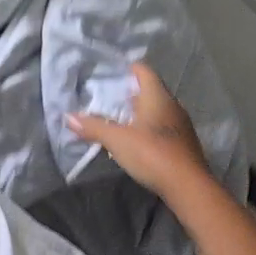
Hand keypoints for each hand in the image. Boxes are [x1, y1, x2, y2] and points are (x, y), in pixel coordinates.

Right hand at [67, 62, 211, 194]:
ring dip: (137, 112)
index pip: (144, 72)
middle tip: (106, 98)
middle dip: (128, 93)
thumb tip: (68, 117)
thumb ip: (93, 127)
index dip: (128, 68)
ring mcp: (180, 125)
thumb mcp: (117, 140)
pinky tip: (134, 139)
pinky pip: (160, 127)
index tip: (110, 72)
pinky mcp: (181, 143)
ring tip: (116, 119)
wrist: (187, 186)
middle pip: (149, 91)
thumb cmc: (152, 154)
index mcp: (158, 97)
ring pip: (155, 110)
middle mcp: (172, 106)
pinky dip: (146, 128)